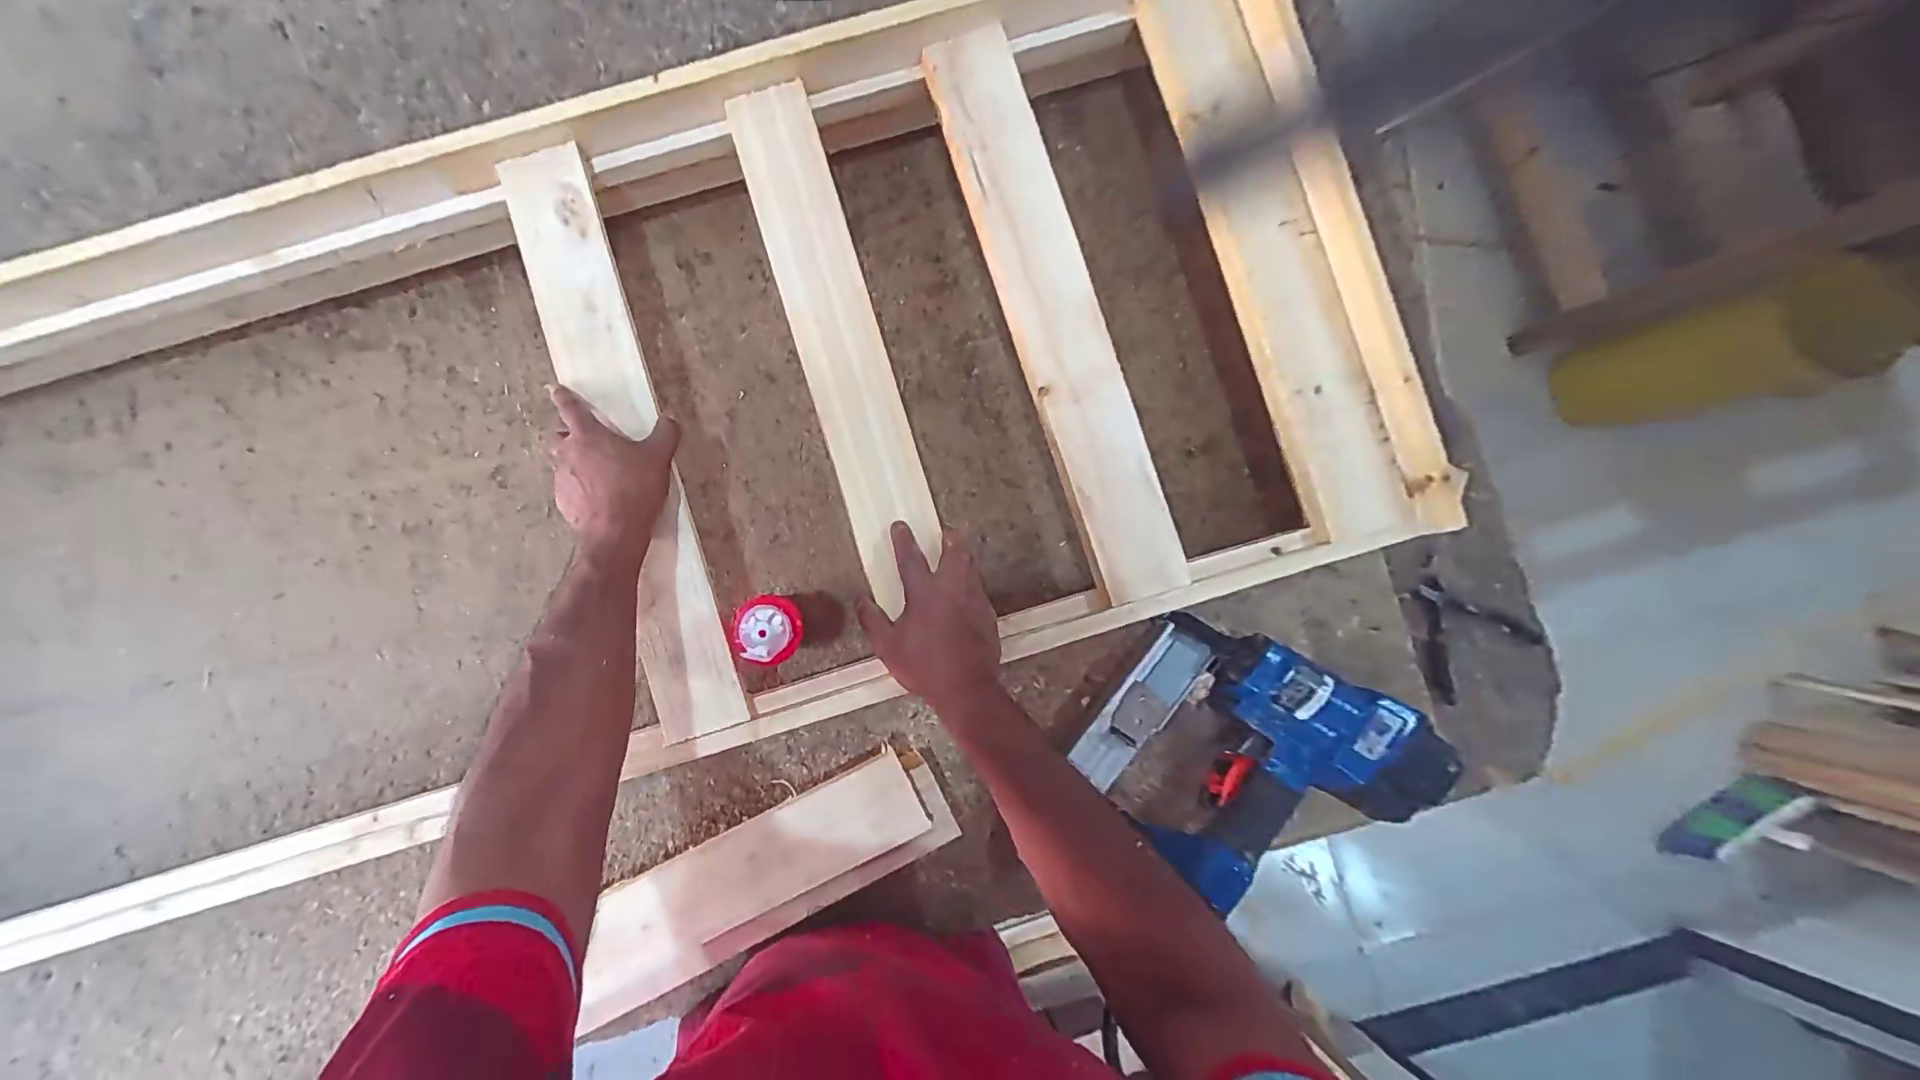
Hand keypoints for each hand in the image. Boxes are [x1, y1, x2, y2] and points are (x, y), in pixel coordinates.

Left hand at [548, 385, 680, 571]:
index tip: (556, 390)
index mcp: (588, 436)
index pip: (571, 409)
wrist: (614, 531)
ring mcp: (561, 478)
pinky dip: (579, 486)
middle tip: (583, 438)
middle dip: (566, 433)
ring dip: (573, 461)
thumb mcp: (659, 457)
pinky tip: (598, 496)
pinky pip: (568, 486)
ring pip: (560, 461)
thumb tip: (669, 419)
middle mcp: (568, 453)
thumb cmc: (634, 488)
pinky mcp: (563, 501)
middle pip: (557, 435)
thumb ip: (665, 434)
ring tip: (596, 471)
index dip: (564, 397)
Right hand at [858, 522, 1003, 712]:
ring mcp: (974, 601)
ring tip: (955, 559)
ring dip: (962, 559)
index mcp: (924, 595)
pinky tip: (964, 595)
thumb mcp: (888, 648)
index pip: (911, 559)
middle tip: (945, 533)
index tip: (900, 526)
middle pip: (955, 553)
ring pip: (970, 569)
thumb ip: (872, 620)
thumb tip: (861, 601)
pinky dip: (970, 585)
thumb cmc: (925, 668)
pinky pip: (978, 591)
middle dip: (950, 539)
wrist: (967, 687)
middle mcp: (952, 590)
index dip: (903, 540)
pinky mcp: (988, 614)